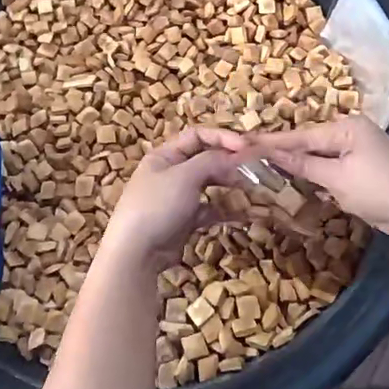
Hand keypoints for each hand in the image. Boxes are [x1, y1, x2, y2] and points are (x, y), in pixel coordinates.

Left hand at [100, 127, 249, 265]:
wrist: (136, 253)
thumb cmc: (157, 205)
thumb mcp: (184, 176)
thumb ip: (211, 162)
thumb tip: (234, 157)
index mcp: (164, 156)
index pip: (196, 136)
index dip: (221, 137)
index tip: (245, 147)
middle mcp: (170, 173)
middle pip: (205, 160)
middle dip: (229, 163)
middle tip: (252, 170)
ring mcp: (178, 198)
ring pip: (209, 185)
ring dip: (230, 186)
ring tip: (252, 190)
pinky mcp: (185, 220)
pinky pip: (210, 209)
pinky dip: (226, 210)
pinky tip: (244, 213)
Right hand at [252, 117, 388, 238]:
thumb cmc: (380, 190)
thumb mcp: (337, 179)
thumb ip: (304, 164)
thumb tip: (272, 153)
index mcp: (346, 127)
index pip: (300, 135)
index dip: (271, 142)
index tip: (242, 143)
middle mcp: (352, 131)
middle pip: (309, 142)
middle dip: (282, 150)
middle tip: (248, 153)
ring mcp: (359, 149)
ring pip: (320, 155)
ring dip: (298, 163)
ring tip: (264, 164)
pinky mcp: (364, 168)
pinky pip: (332, 166)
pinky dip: (316, 173)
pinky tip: (296, 177)